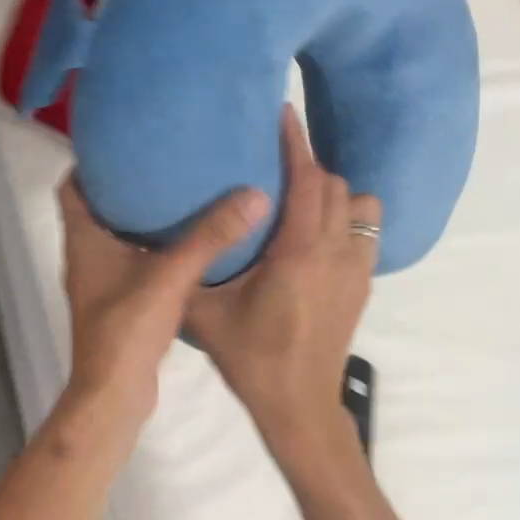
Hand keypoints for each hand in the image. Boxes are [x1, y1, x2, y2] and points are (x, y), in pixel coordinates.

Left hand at [57, 175, 268, 423]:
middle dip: (122, 185)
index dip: (87, 164)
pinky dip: (150, 247)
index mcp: (84, 240)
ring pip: (114, 237)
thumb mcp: (171, 275)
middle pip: (95, 209)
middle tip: (159, 161)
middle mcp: (85, 257)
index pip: (70, 188)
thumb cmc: (127, 327)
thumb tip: (253, 194)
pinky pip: (131, 262)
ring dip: (138, 217)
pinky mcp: (117, 303)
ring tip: (177, 193)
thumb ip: (210, 236)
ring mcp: (99, 282)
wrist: (114, 394)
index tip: (119, 145)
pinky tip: (185, 243)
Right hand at [186, 105, 380, 448]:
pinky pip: (365, 231)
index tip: (281, 112)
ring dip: (332, 189)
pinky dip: (346, 215)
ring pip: (358, 204)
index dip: (295, 142)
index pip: (307, 180)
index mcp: (299, 253)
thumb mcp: (202, 312)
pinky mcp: (362, 285)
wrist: (299, 407)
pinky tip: (317, 228)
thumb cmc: (250, 356)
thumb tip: (153, 233)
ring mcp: (356, 269)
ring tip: (298, 190)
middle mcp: (336, 252)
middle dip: (307, 161)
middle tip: (273, 153)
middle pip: (334, 184)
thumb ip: (186, 268)